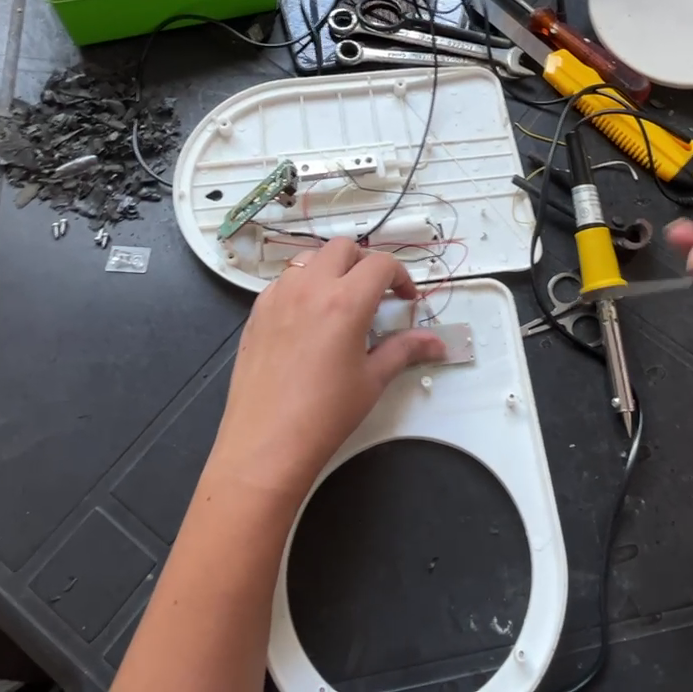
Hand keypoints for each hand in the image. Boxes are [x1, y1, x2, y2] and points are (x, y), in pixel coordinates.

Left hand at [209, 239, 445, 498]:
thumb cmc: (325, 414)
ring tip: (340, 301)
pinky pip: (283, 281)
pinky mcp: (257, 312)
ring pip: (309, 258)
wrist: (266, 443)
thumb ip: (405, 350)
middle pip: (343, 248)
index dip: (400, 277)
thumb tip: (436, 343)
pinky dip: (302, 285)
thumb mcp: (372, 380)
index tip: (404, 300)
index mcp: (345, 301)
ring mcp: (278, 296)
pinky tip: (307, 318)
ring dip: (331, 269)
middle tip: (374, 293)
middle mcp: (310, 288)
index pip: (381, 264)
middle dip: (365, 263)